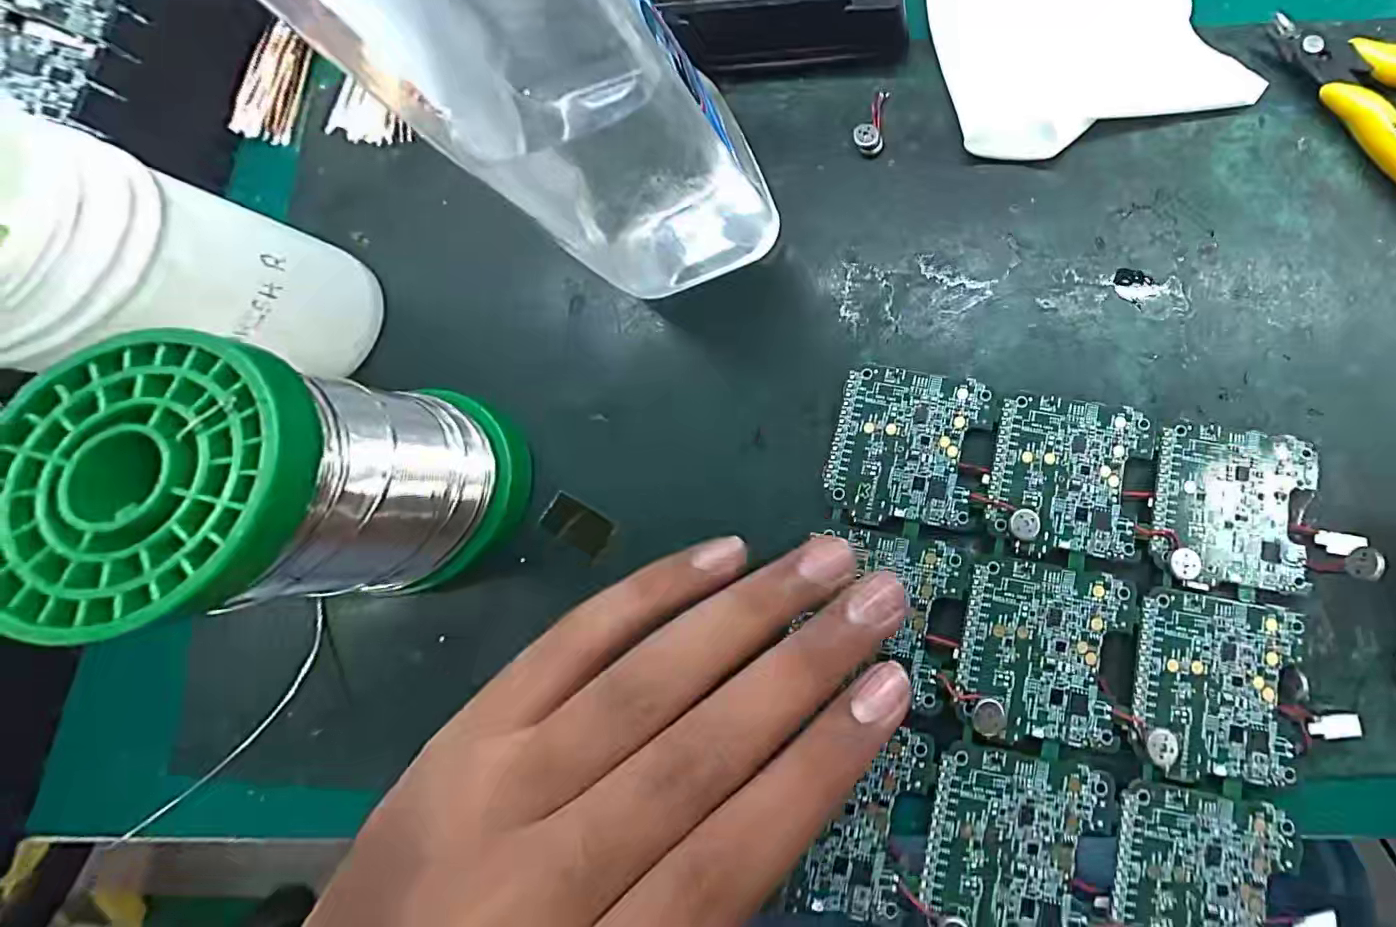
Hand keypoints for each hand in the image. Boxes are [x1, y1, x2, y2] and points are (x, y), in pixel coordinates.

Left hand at [309, 534, 909, 926]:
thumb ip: (718, 896)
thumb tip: (818, 768)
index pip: (727, 853)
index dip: (820, 763)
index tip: (891, 686)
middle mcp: (520, 883)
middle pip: (692, 752)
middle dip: (805, 663)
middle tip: (878, 596)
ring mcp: (477, 796)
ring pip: (640, 683)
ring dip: (748, 610)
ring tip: (825, 558)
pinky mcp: (454, 737)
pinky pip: (565, 645)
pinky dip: (651, 593)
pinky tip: (723, 553)